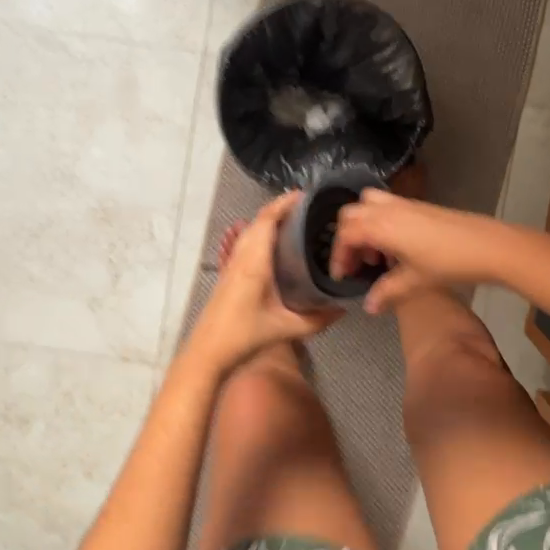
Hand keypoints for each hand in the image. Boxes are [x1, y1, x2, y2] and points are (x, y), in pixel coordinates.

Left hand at [186, 192, 340, 374]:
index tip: (303, 196)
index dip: (283, 204)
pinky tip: (274, 246)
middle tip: (305, 208)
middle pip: (258, 221)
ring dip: (268, 221)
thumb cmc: (245, 336)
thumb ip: (317, 319)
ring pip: (249, 231)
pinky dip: (260, 234)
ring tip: (293, 221)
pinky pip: (245, 243)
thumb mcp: (286, 329)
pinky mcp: (227, 274)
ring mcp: (231, 265)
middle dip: (279, 209)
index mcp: (254, 262)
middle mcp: (240, 257)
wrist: (208, 353)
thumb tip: (342, 309)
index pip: (267, 220)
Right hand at [331, 190, 521, 312]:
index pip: (345, 235)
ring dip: (363, 226)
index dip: (338, 255)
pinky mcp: (417, 206)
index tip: (341, 276)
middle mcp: (387, 209)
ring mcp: (403, 204)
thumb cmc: (447, 263)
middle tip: (356, 264)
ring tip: (375, 256)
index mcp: (381, 225)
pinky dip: (380, 223)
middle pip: (351, 214)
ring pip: (367, 204)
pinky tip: (396, 249)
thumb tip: (368, 307)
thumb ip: (387, 292)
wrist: (486, 245)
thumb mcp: (414, 281)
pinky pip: (386, 207)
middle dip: (347, 238)